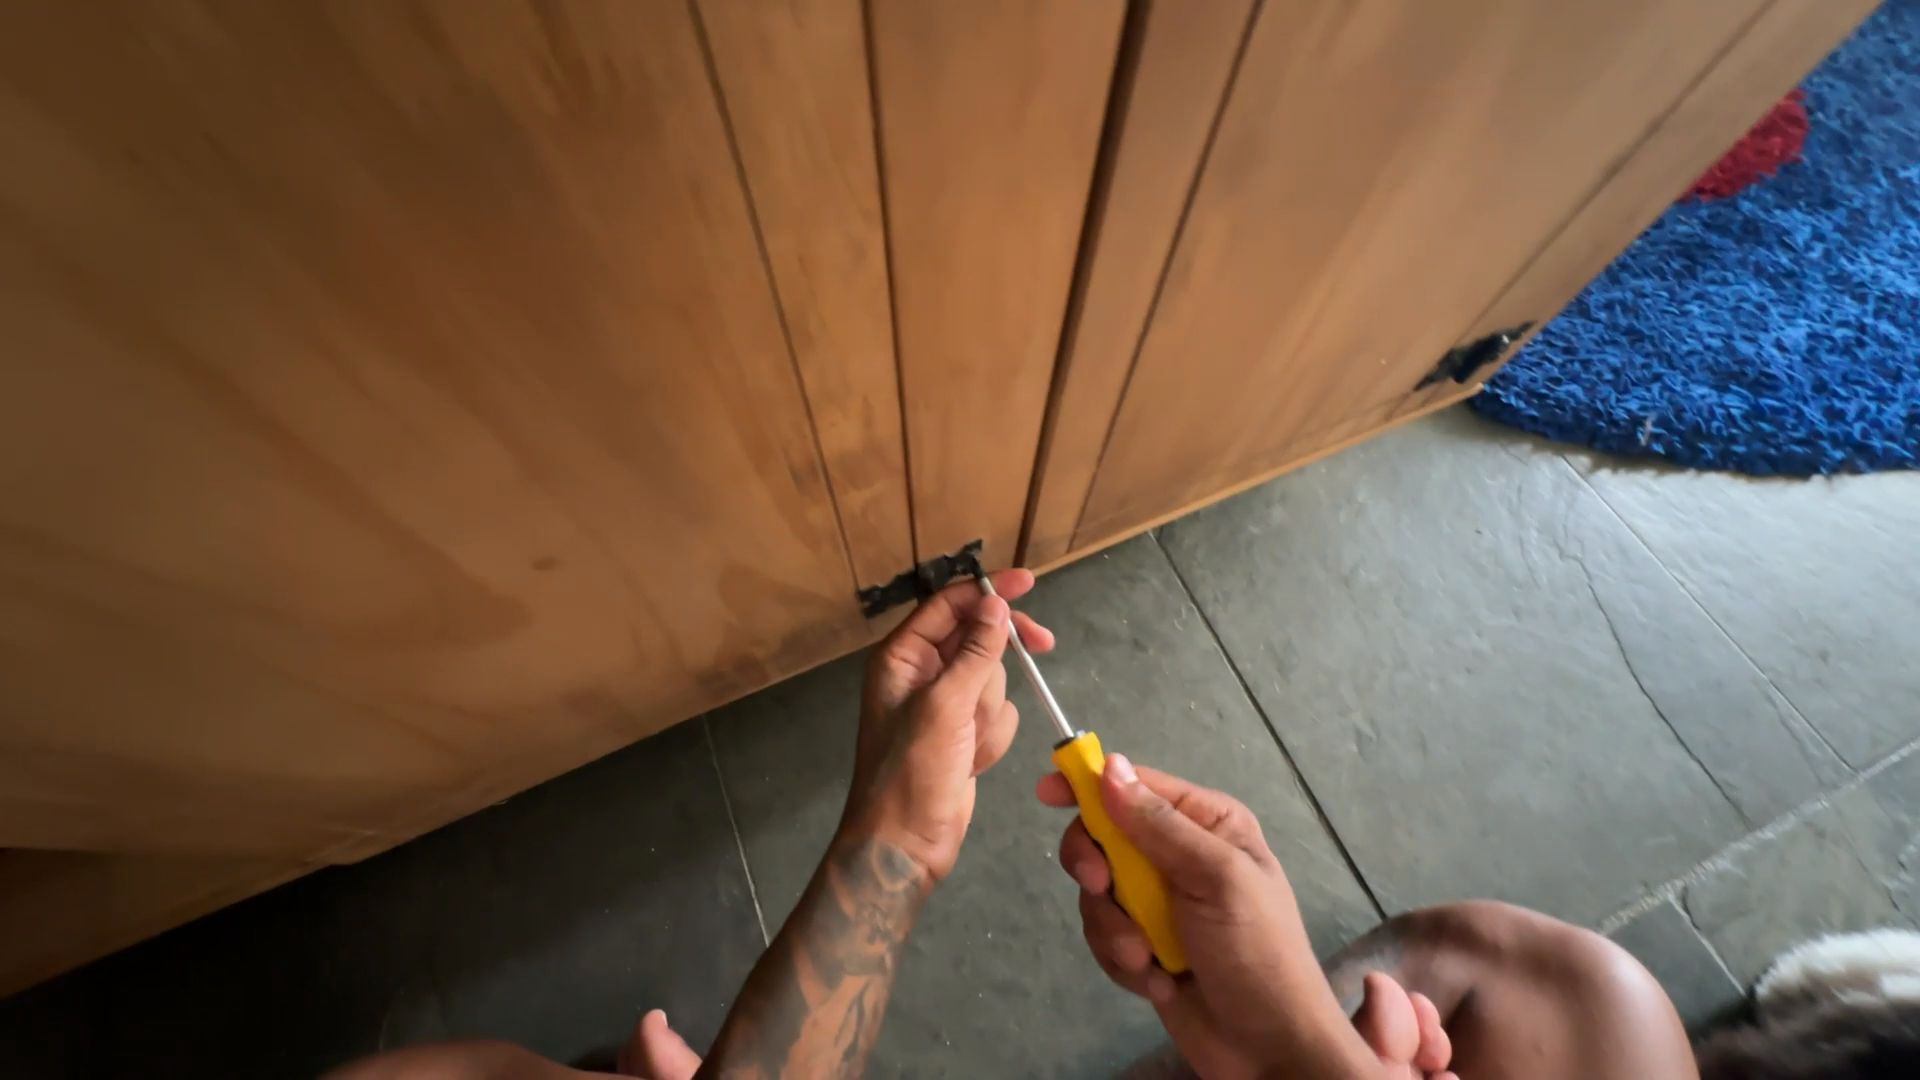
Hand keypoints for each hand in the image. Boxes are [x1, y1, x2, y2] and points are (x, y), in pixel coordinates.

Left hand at [842, 569, 1053, 881]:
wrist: (906, 846)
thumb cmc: (911, 772)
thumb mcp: (943, 706)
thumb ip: (975, 653)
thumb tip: (996, 605)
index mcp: (903, 656)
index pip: (949, 604)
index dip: (988, 590)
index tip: (1029, 582)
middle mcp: (923, 673)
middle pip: (979, 639)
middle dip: (1000, 657)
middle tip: (1043, 644)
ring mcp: (945, 705)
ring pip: (994, 680)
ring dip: (989, 711)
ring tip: (965, 742)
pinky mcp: (963, 733)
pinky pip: (997, 715)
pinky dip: (991, 737)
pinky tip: (971, 761)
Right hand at [1039, 758, 1446, 1078]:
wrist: (1270, 1052)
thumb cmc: (1256, 951)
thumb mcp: (1216, 878)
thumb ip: (1159, 824)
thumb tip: (1110, 765)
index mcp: (1204, 821)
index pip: (1134, 785)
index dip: (1088, 784)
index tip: (1048, 793)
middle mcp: (1176, 851)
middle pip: (1102, 834)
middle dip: (1096, 867)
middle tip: (1101, 887)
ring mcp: (1156, 898)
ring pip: (1096, 889)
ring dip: (1114, 927)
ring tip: (1147, 957)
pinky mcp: (1141, 940)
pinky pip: (1102, 932)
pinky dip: (1121, 957)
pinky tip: (1156, 979)